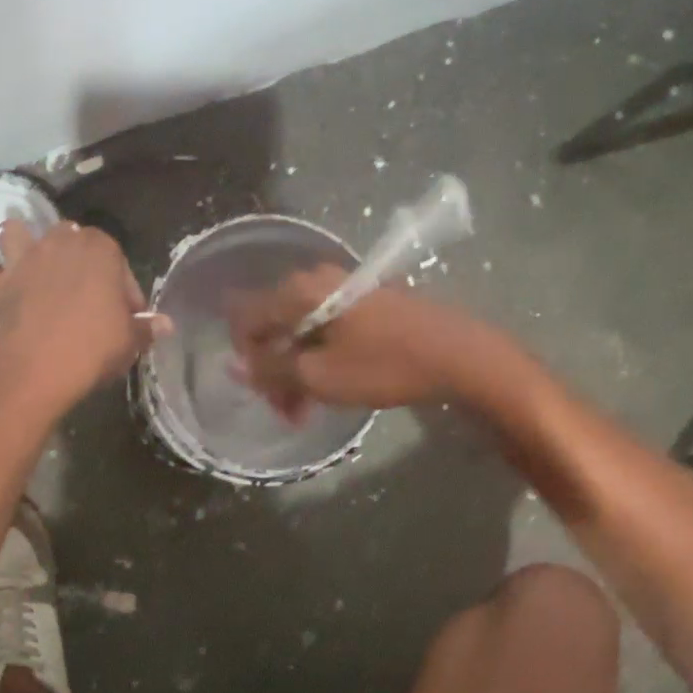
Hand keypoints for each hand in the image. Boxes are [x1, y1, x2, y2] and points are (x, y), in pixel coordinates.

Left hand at [0, 220, 166, 412]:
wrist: (41, 368)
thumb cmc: (95, 347)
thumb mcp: (130, 340)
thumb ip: (146, 327)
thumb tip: (165, 324)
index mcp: (100, 248)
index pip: (118, 262)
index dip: (123, 289)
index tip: (125, 315)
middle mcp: (58, 243)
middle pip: (68, 239)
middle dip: (75, 259)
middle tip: (83, 293)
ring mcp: (23, 260)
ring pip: (16, 233)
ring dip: (20, 242)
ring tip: (27, 261)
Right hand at [229, 263, 486, 420]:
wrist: (460, 356)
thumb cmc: (383, 366)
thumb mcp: (318, 376)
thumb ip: (270, 370)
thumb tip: (232, 366)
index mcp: (299, 291)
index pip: (245, 318)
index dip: (245, 358)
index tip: (262, 393)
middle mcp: (317, 280)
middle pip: (274, 326)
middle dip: (272, 371)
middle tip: (286, 411)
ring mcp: (346, 288)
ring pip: (301, 332)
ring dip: (296, 371)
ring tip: (307, 410)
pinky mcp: (369, 302)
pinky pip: (327, 330)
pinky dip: (320, 359)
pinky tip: (332, 388)